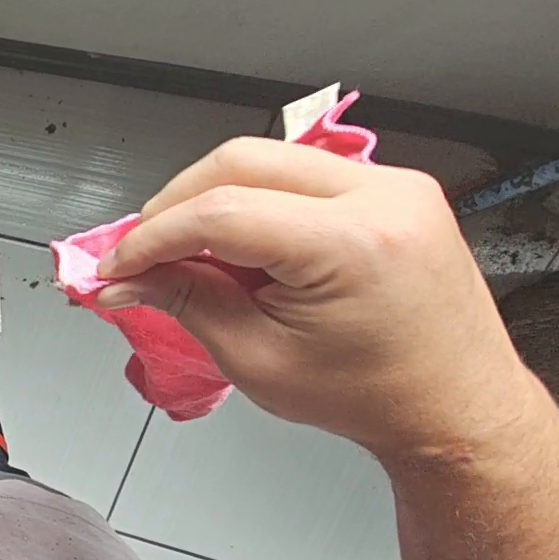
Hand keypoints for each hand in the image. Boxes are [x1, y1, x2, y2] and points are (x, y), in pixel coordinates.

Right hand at [96, 137, 539, 460]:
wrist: (446, 400)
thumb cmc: (365, 391)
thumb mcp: (252, 355)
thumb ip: (184, 302)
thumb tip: (124, 282)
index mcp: (353, 243)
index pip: (219, 213)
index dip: (149, 240)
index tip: (112, 270)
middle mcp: (381, 196)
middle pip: (238, 163)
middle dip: (170, 208)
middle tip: (135, 257)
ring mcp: (388, 186)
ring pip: (261, 159)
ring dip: (201, 202)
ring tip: (175, 256)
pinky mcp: (382, 192)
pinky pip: (290, 175)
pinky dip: (239, 204)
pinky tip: (220, 248)